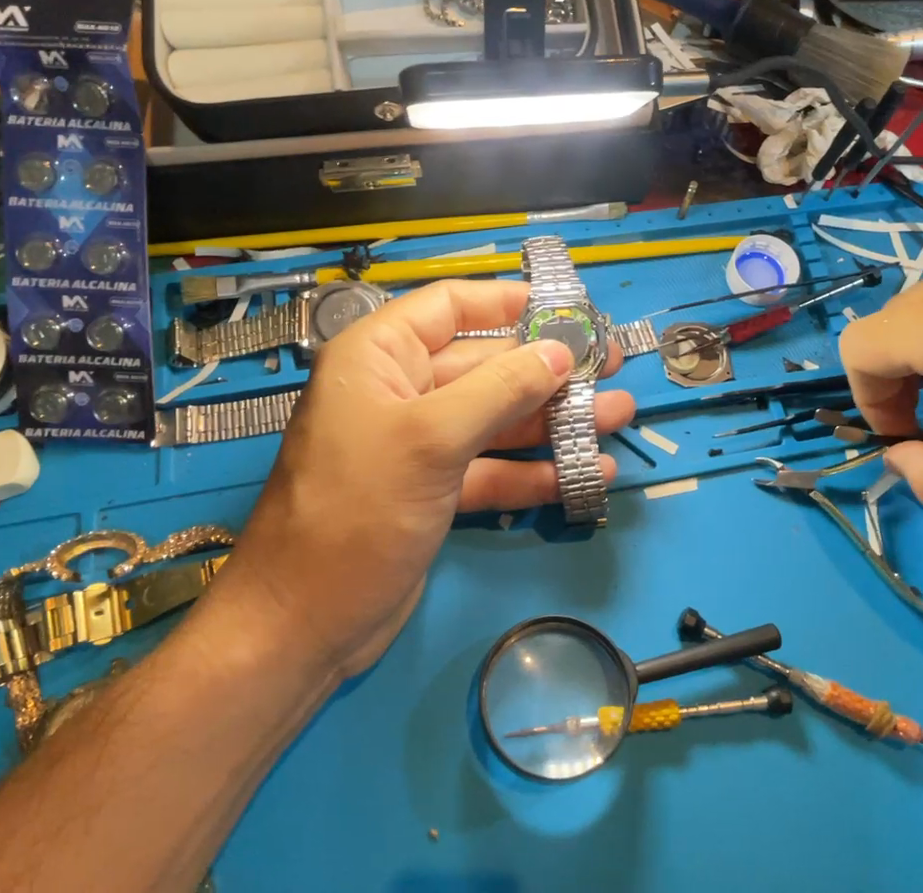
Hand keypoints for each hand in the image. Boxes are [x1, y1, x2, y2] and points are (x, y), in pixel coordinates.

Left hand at [219, 280, 632, 675]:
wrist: (304, 621)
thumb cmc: (357, 510)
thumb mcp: (430, 439)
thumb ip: (499, 390)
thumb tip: (559, 351)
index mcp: (379, 357)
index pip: (451, 307)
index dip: (509, 301)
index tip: (570, 310)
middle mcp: (400, 392)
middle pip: (485, 365)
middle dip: (548, 368)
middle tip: (613, 367)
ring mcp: (419, 446)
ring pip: (496, 420)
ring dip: (554, 421)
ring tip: (618, 416)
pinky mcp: (434, 493)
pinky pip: (493, 470)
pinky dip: (536, 472)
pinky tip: (588, 473)